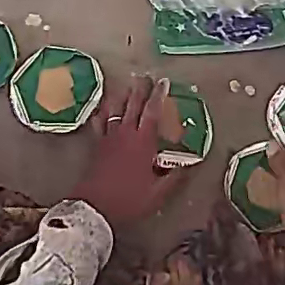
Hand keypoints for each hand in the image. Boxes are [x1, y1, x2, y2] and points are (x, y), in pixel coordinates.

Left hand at [67, 75, 184, 229]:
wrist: (94, 209)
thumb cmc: (129, 200)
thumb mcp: (158, 193)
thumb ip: (175, 176)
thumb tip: (190, 163)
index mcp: (143, 142)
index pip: (152, 113)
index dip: (159, 96)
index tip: (164, 83)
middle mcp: (125, 135)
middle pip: (132, 105)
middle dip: (141, 89)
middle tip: (146, 76)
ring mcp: (109, 139)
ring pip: (115, 110)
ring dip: (122, 96)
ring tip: (126, 84)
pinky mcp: (97, 146)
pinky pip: (99, 123)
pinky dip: (102, 112)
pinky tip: (102, 107)